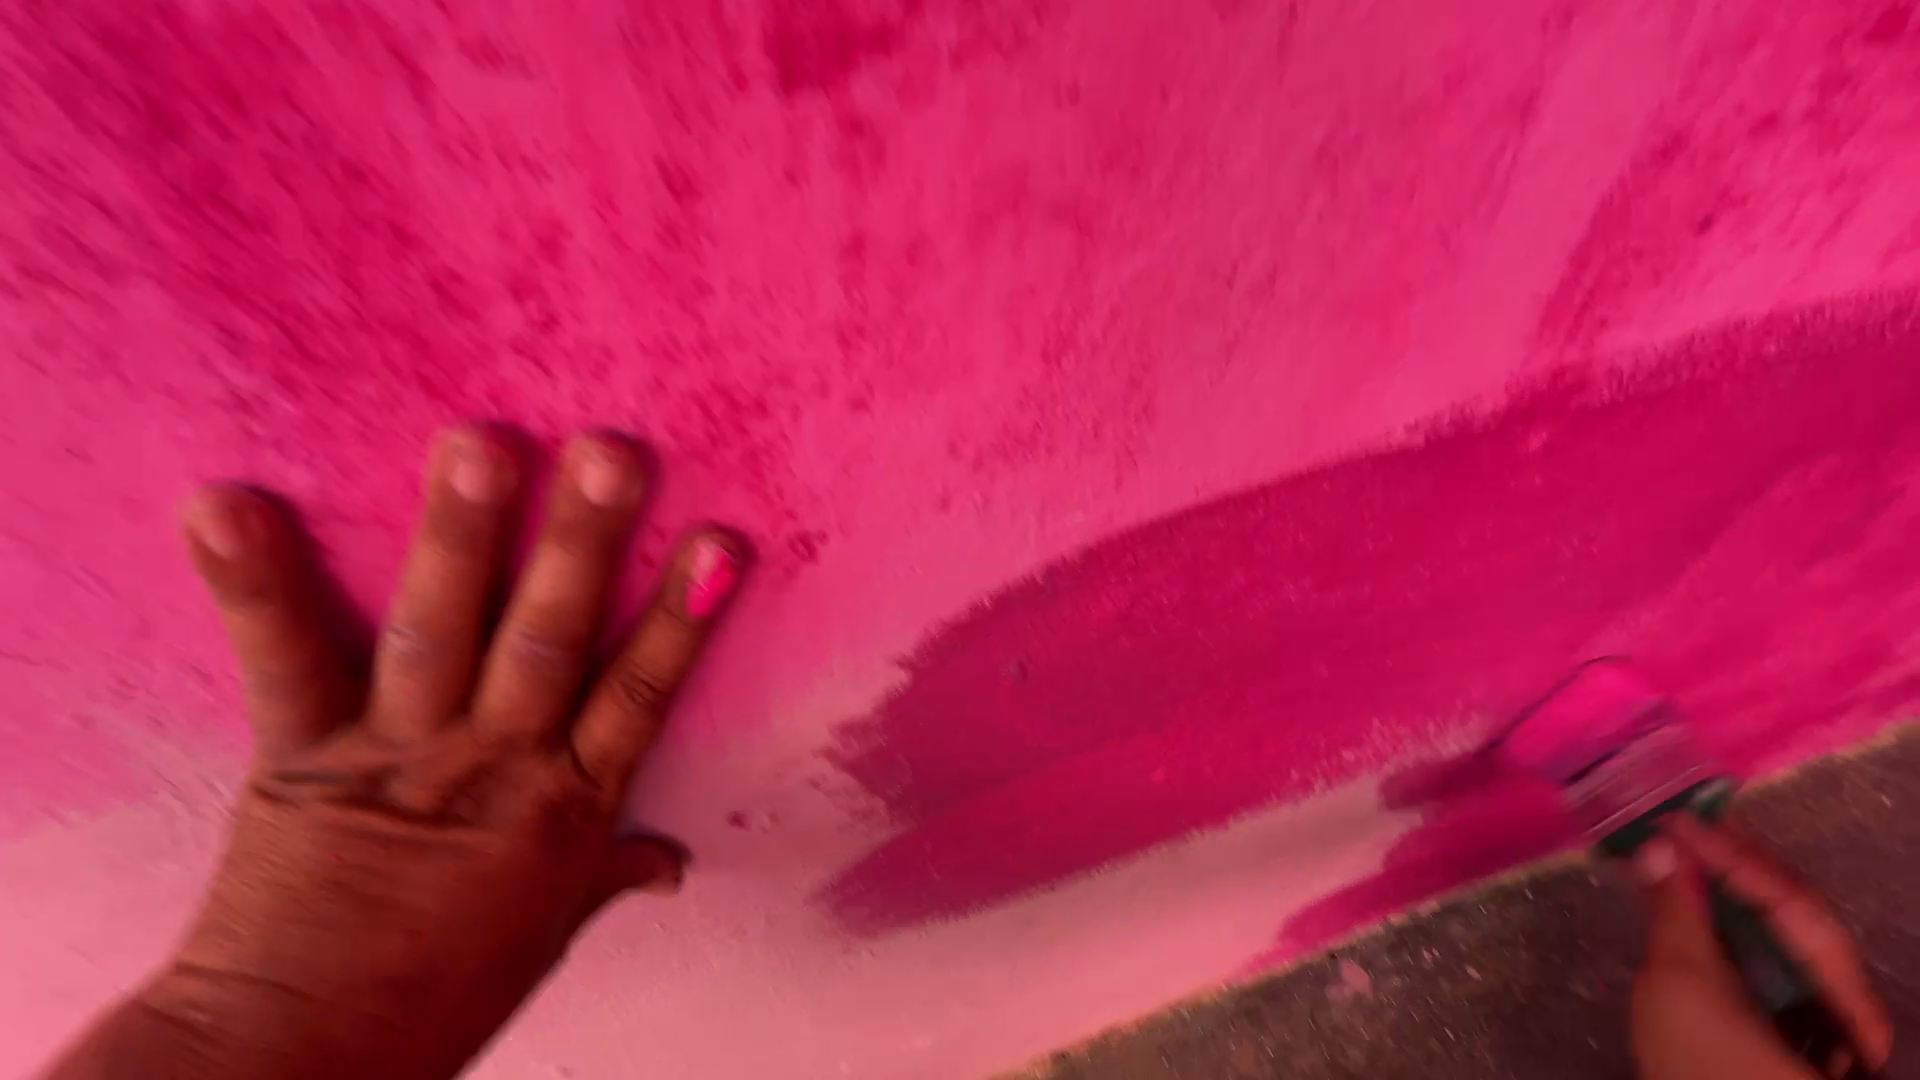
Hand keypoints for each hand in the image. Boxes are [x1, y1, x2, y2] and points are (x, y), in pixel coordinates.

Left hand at [48, 428, 743, 1079]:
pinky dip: (256, 585)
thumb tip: (679, 865)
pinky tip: (230, 503)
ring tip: (480, 444)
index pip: (641, 692)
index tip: (723, 543)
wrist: (296, 1068)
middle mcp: (493, 766)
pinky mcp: (297, 760)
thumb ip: (619, 868)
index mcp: (567, 805)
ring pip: (437, 634)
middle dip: (582, 545)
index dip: (684, 617)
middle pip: (547, 643)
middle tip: (611, 455)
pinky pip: (282, 668)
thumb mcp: (557, 924)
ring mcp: (396, 757)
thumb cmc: (451, 986)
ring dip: (457, 538)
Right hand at [1631, 817, 1892, 1079]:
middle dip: (1733, 860)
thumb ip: (1676, 911)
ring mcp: (1813, 1005)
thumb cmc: (1704, 1063)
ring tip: (1677, 841)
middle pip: (1793, 911)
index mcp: (1841, 996)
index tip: (1673, 819)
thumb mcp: (1680, 981)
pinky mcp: (1776, 1010)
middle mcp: (1842, 996)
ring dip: (1723, 879)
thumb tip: (1663, 847)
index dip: (1730, 856)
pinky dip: (1717, 909)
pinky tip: (1684, 888)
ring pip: (1775, 927)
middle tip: (1678, 818)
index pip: (1789, 904)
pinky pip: (1755, 944)